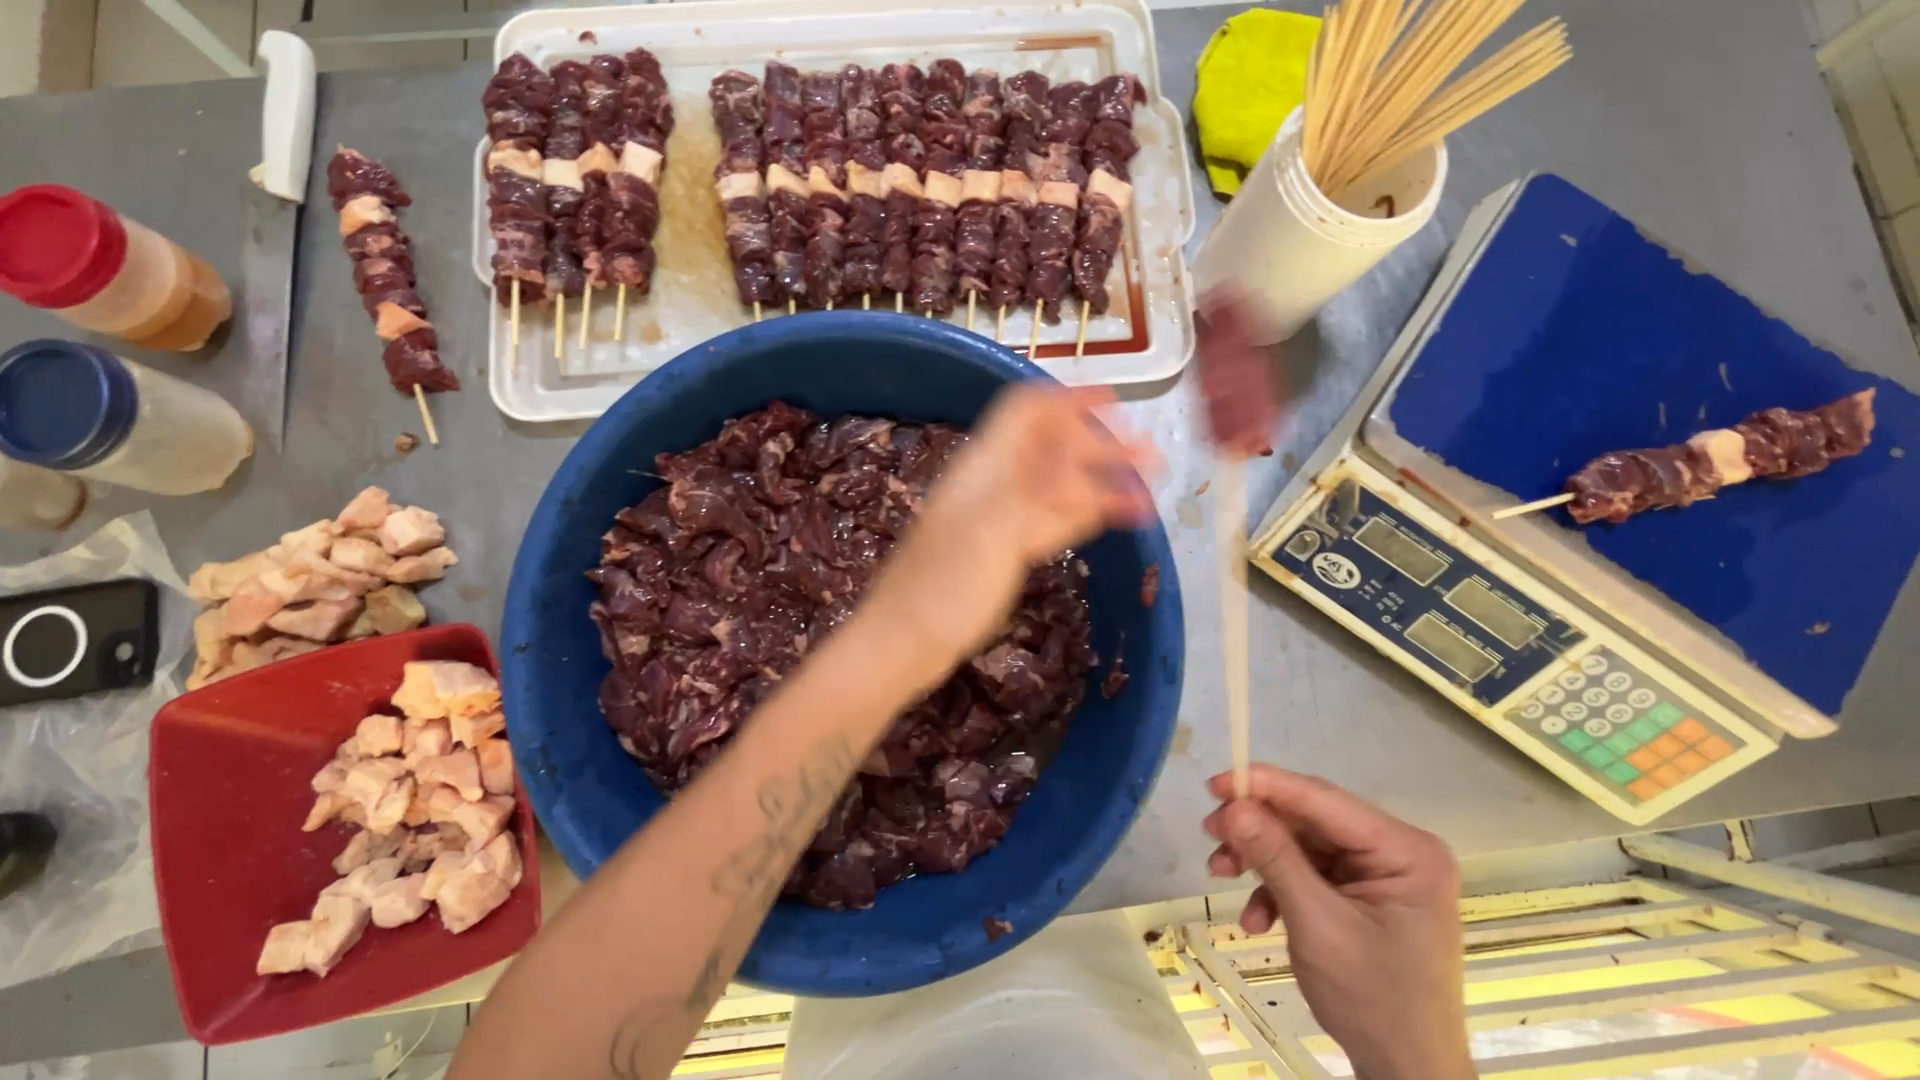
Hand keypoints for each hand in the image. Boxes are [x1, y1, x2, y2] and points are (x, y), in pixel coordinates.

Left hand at [865, 381, 1157, 667]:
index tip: (1117, 403)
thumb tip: (1081, 450)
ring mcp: (998, 518)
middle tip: (1152, 458)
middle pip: (1051, 446)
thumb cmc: (940, 590)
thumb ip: (1038, 490)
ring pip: (1057, 485)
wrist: (900, 646)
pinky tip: (1114, 517)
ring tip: (1147, 489)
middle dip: (1099, 443)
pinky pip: (1052, 522)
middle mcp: (993, 484)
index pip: (1028, 411)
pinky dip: (1086, 514)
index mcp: (984, 467)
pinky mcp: (1003, 552)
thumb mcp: (990, 534)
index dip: (1070, 399)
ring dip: (1100, 480)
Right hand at [1203, 766, 1473, 1079]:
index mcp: (1406, 849)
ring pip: (1302, 845)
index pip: (1324, 800)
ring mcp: (1381, 873)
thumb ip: (1275, 859)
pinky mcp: (1362, 894)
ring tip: (1220, 874)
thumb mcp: (1317, 925)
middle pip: (1310, 821)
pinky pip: (1309, 873)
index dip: (1266, 786)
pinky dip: (1276, 889)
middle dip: (1257, 830)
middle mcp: (1397, 850)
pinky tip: (1256, 919)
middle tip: (1209, 835)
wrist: (1406, 1072)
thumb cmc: (1373, 1000)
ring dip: (1260, 860)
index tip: (1215, 784)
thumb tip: (1233, 806)